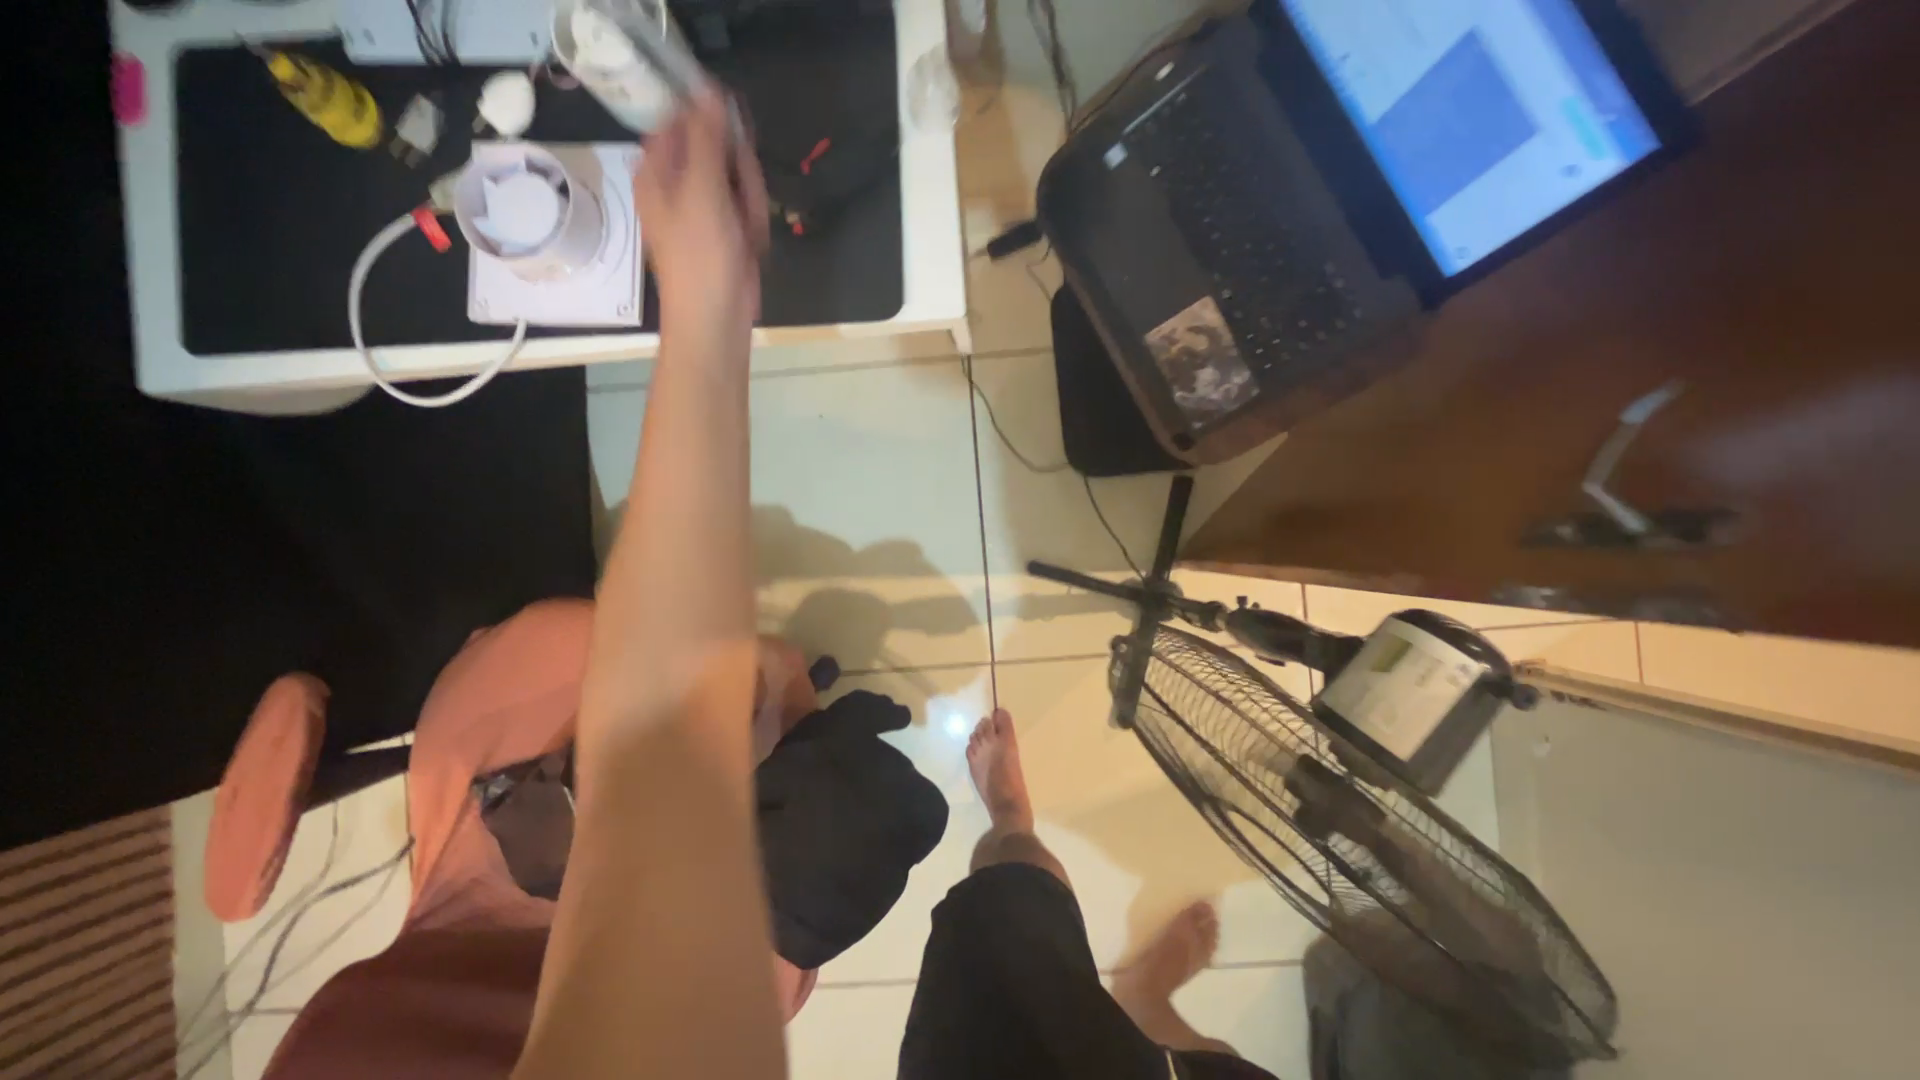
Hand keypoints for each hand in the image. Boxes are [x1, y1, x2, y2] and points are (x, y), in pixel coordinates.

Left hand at [634, 90, 769, 342]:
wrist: (716, 319)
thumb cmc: (701, 260)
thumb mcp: (702, 192)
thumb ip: (706, 138)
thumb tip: (709, 88)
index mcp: (657, 169)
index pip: (683, 118)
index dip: (712, 122)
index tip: (733, 138)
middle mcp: (678, 182)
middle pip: (720, 146)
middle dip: (741, 173)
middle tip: (741, 199)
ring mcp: (706, 206)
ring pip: (741, 176)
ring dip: (752, 202)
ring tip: (745, 232)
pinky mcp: (728, 227)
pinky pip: (749, 205)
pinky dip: (755, 223)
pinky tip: (750, 244)